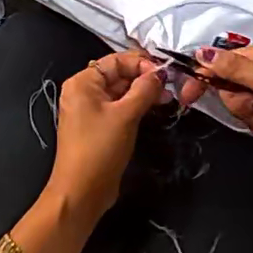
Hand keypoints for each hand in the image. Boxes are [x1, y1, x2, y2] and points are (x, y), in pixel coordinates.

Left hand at [46, 50, 165, 217]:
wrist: (81, 190)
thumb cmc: (100, 148)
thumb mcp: (126, 115)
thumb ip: (144, 90)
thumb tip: (160, 72)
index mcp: (82, 82)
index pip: (115, 61)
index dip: (141, 64)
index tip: (165, 73)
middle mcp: (82, 92)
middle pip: (117, 75)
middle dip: (143, 79)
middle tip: (171, 87)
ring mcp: (88, 110)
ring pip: (119, 92)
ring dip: (142, 93)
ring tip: (167, 99)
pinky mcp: (97, 126)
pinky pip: (117, 108)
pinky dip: (134, 107)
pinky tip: (154, 109)